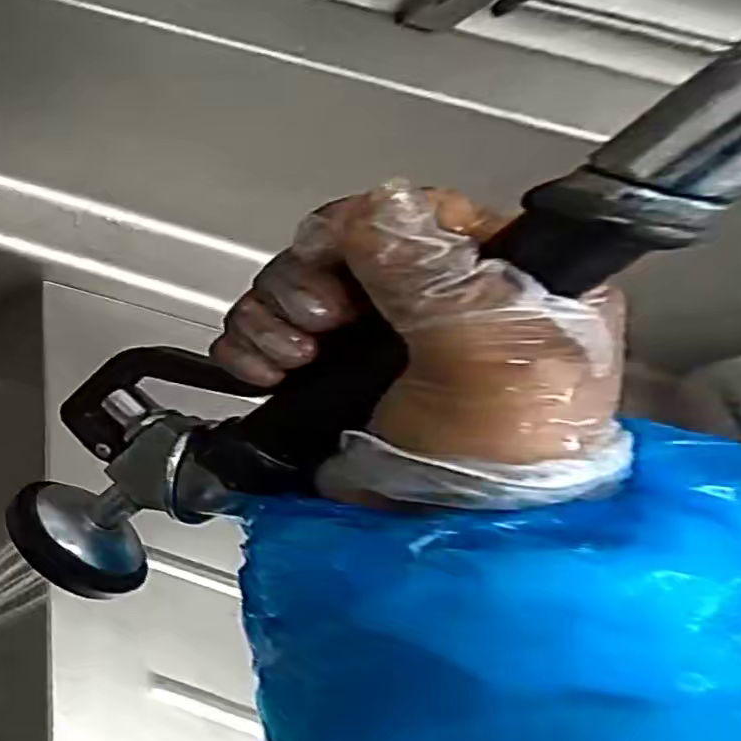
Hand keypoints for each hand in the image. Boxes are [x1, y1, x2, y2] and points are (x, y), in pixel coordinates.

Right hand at [209, 183, 624, 466]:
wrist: (428, 535)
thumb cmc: (497, 464)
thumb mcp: (490, 361)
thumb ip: (437, 279)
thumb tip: (379, 205)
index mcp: (491, 278)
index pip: (404, 214)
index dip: (355, 235)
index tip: (339, 274)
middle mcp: (415, 298)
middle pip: (323, 249)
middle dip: (302, 288)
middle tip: (322, 329)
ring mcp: (355, 334)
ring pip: (278, 287)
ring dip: (268, 323)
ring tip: (296, 364)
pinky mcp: (306, 365)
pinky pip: (249, 328)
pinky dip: (243, 349)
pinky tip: (267, 376)